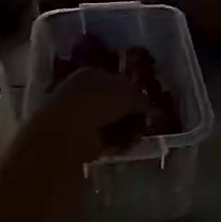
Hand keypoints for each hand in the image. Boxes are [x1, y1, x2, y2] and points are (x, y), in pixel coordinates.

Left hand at [26, 67, 146, 163]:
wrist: (66, 132)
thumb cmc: (96, 103)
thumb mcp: (126, 95)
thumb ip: (142, 100)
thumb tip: (154, 110)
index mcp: (92, 74)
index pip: (119, 82)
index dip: (135, 94)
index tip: (149, 107)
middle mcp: (84, 92)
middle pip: (115, 103)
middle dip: (131, 115)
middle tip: (146, 124)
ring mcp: (80, 116)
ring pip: (111, 122)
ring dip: (126, 130)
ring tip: (137, 137)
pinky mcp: (79, 138)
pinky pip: (105, 140)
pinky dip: (116, 144)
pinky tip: (125, 147)